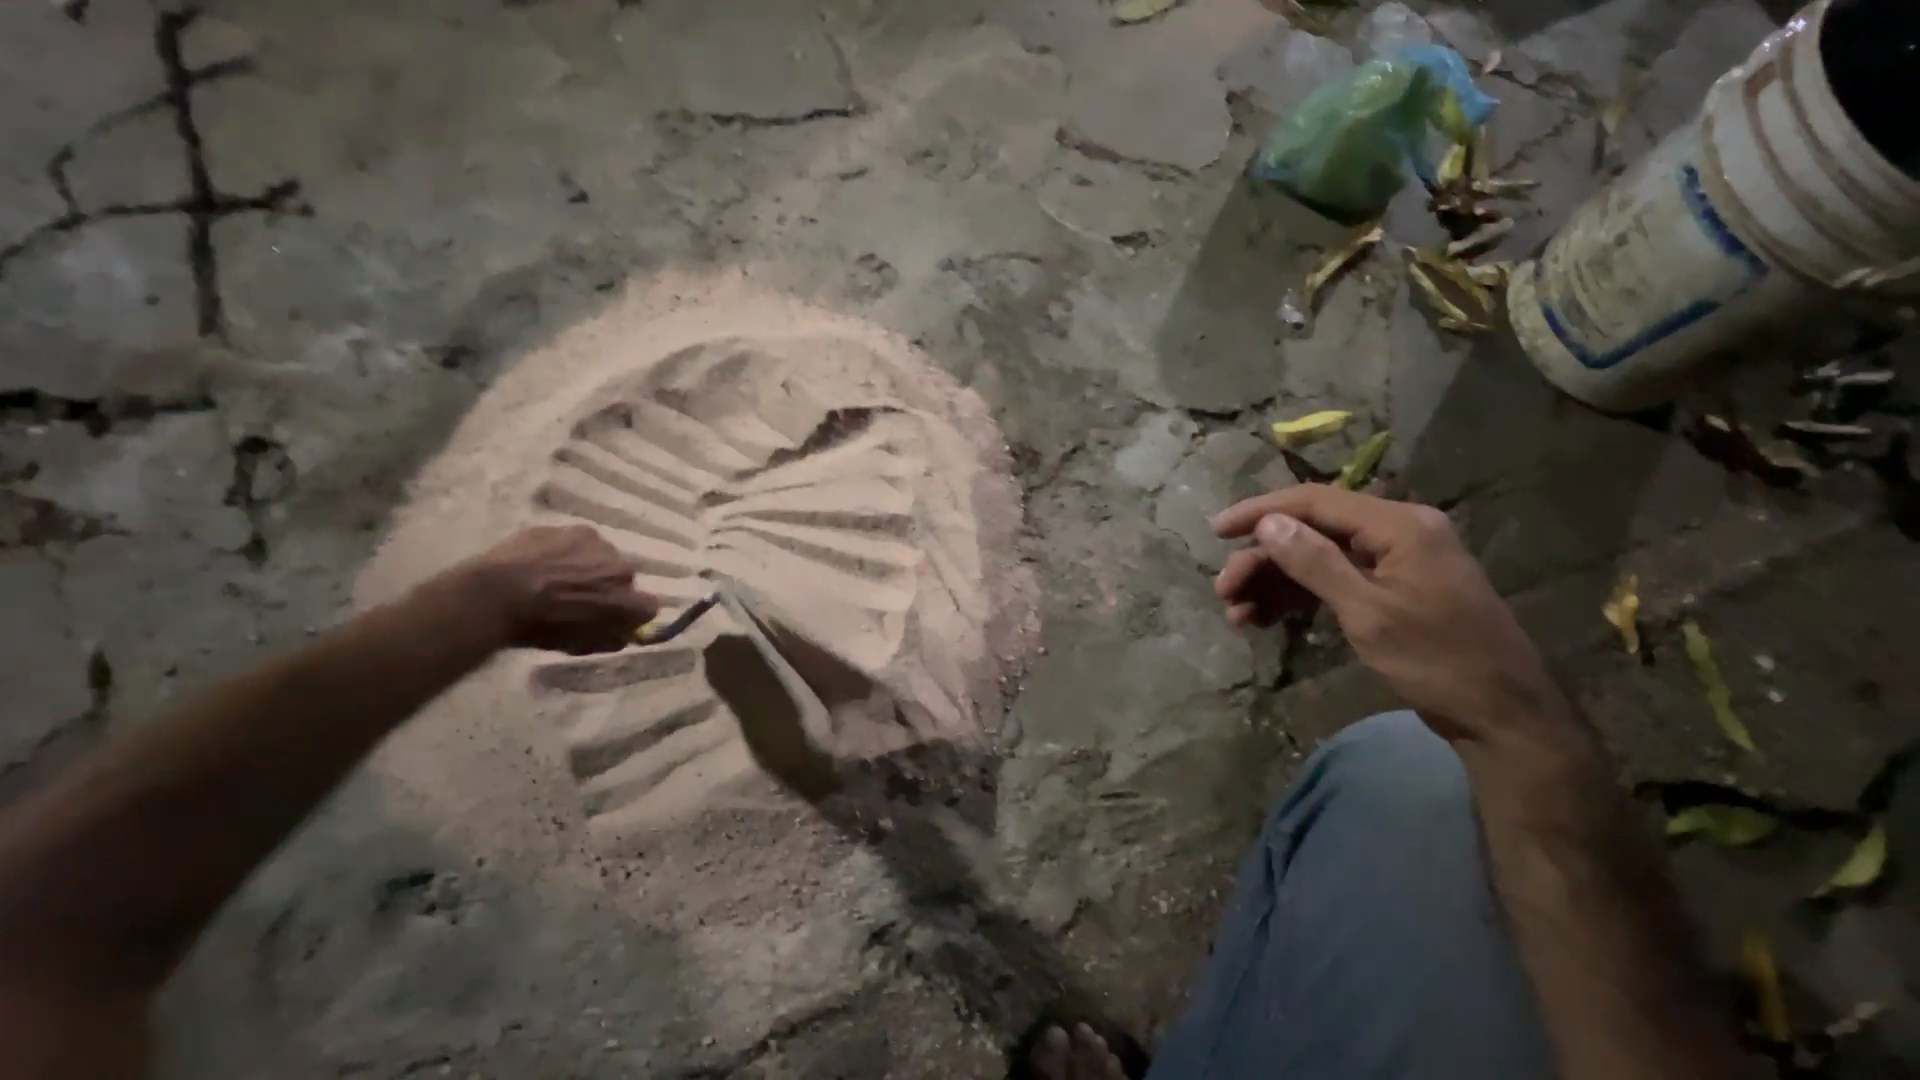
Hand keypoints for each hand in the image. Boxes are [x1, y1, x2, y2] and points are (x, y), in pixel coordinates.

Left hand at [459, 526, 659, 654]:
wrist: (497, 595)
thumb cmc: (540, 627)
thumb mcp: (580, 645)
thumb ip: (611, 637)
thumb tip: (624, 631)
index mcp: (628, 601)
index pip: (647, 607)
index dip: (629, 612)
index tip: (610, 616)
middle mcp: (623, 569)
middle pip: (623, 578)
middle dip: (607, 586)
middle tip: (578, 595)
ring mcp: (601, 545)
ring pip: (603, 556)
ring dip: (590, 565)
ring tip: (558, 574)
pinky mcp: (576, 529)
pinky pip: (580, 541)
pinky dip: (569, 550)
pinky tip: (545, 559)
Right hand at [1211, 485, 1565, 742]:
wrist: (1501, 714)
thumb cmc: (1437, 660)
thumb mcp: (1368, 613)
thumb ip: (1316, 563)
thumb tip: (1268, 524)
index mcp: (1399, 526)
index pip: (1316, 502)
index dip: (1261, 512)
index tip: (1216, 530)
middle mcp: (1397, 533)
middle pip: (1312, 532)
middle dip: (1264, 561)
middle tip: (1224, 592)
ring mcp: (1396, 563)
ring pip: (1318, 559)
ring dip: (1276, 583)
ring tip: (1238, 616)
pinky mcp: (1393, 591)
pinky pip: (1336, 581)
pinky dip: (1300, 598)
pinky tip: (1266, 619)